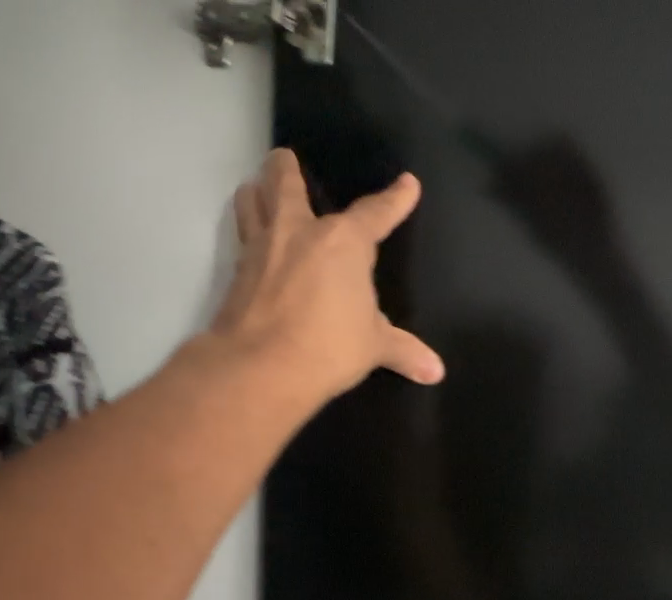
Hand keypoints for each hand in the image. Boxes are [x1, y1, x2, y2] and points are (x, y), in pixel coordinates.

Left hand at [206, 149, 443, 400]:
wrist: (261, 367)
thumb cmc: (329, 347)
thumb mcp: (374, 347)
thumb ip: (403, 350)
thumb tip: (435, 371)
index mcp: (343, 243)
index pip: (376, 213)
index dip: (395, 200)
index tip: (407, 184)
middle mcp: (298, 232)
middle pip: (286, 183)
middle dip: (287, 168)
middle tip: (284, 157)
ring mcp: (262, 248)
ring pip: (252, 201)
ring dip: (256, 190)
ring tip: (257, 188)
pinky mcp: (236, 272)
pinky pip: (241, 238)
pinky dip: (246, 232)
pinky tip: (251, 243)